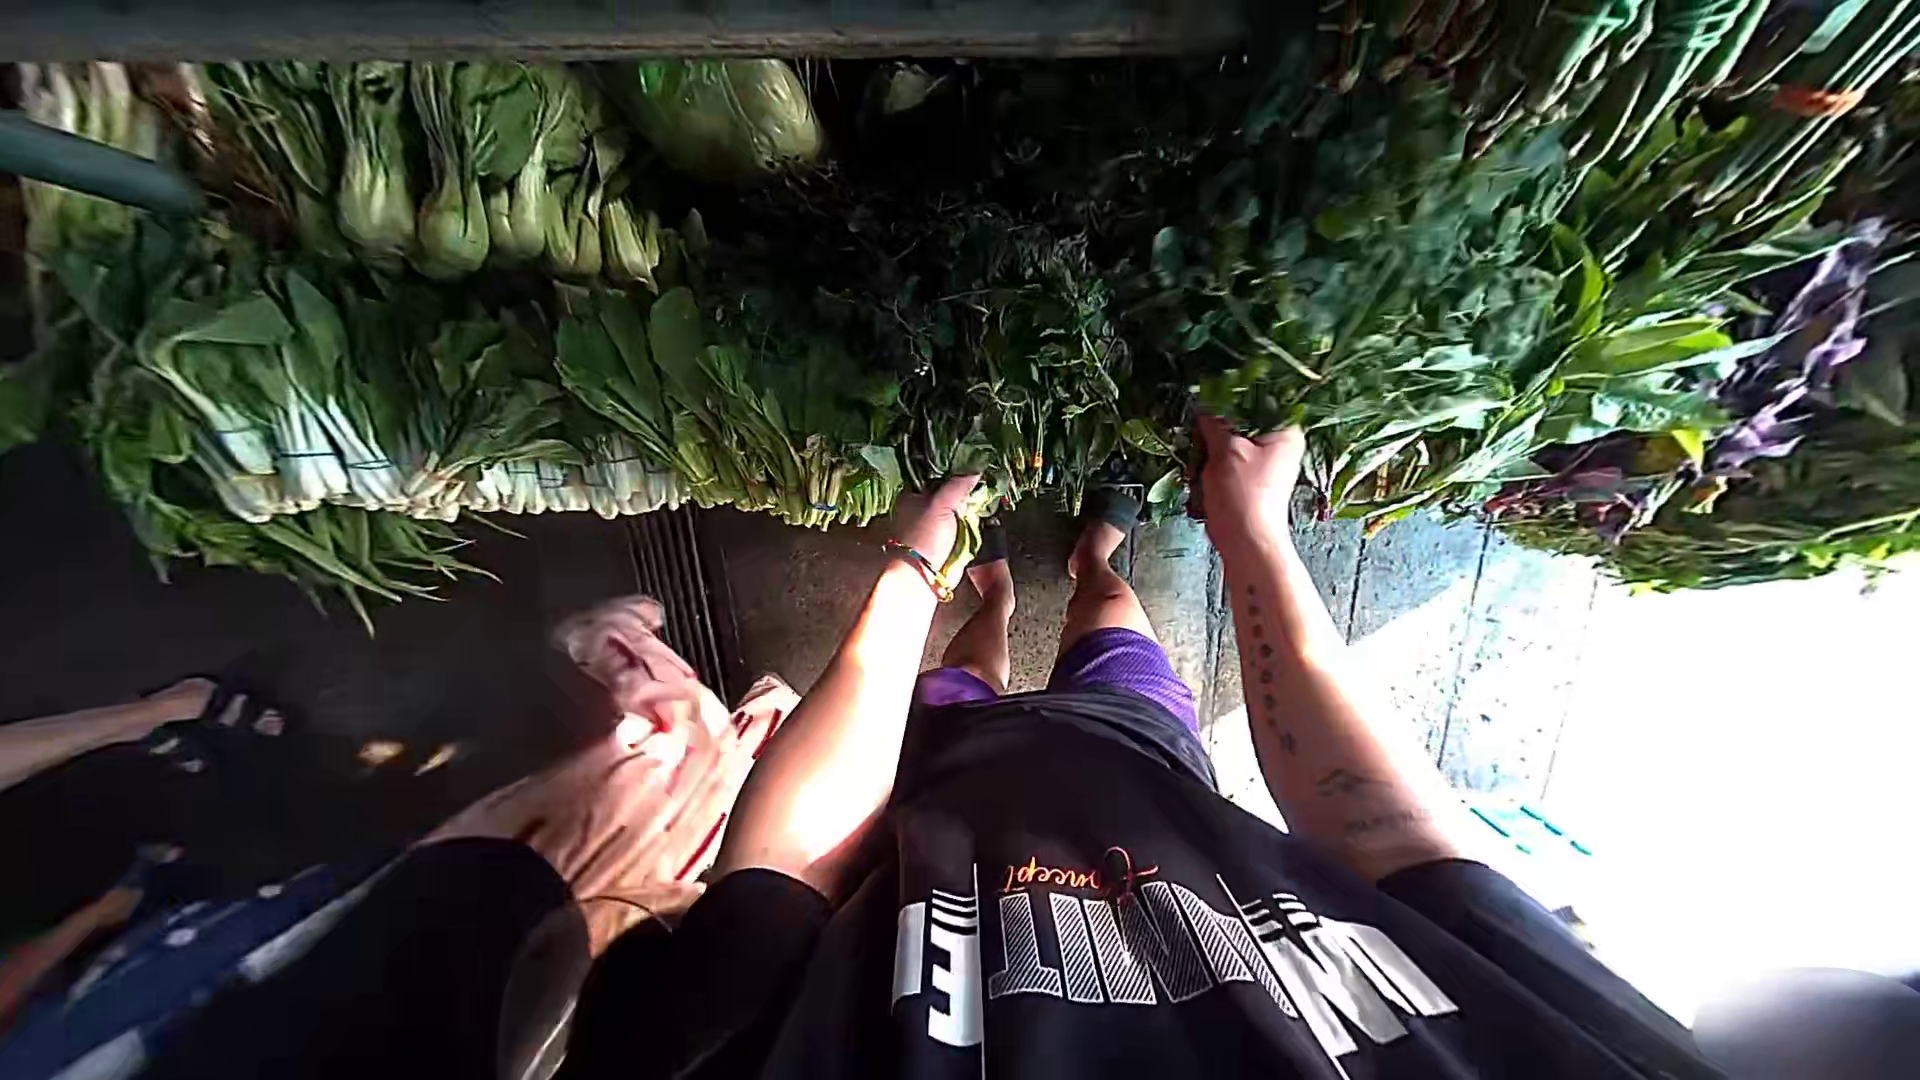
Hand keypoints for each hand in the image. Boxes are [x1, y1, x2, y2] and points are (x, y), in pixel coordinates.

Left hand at [889, 474, 981, 568]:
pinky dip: (971, 517)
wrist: (923, 574)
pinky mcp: (946, 536)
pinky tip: (982, 509)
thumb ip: (957, 485)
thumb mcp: (940, 504)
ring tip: (987, 490)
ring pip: (956, 505)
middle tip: (983, 475)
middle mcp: (922, 506)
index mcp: (912, 494)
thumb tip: (975, 468)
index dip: (951, 466)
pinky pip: (962, 521)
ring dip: (970, 502)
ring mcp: (934, 522)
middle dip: (964, 485)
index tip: (971, 460)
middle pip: (946, 488)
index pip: (933, 472)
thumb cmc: (924, 536)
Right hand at [1195, 413, 1304, 552]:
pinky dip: (1211, 468)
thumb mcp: (1226, 451)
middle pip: (1240, 424)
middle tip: (1199, 438)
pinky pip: (1225, 464)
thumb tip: (1203, 410)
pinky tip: (1201, 477)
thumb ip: (1214, 425)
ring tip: (1200, 465)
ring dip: (1208, 453)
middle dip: (1214, 432)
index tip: (1207, 402)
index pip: (1258, 401)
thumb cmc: (1244, 495)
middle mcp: (1279, 445)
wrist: (1245, 539)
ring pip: (1228, 445)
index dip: (1230, 400)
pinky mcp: (1248, 480)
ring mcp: (1264, 464)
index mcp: (1285, 432)